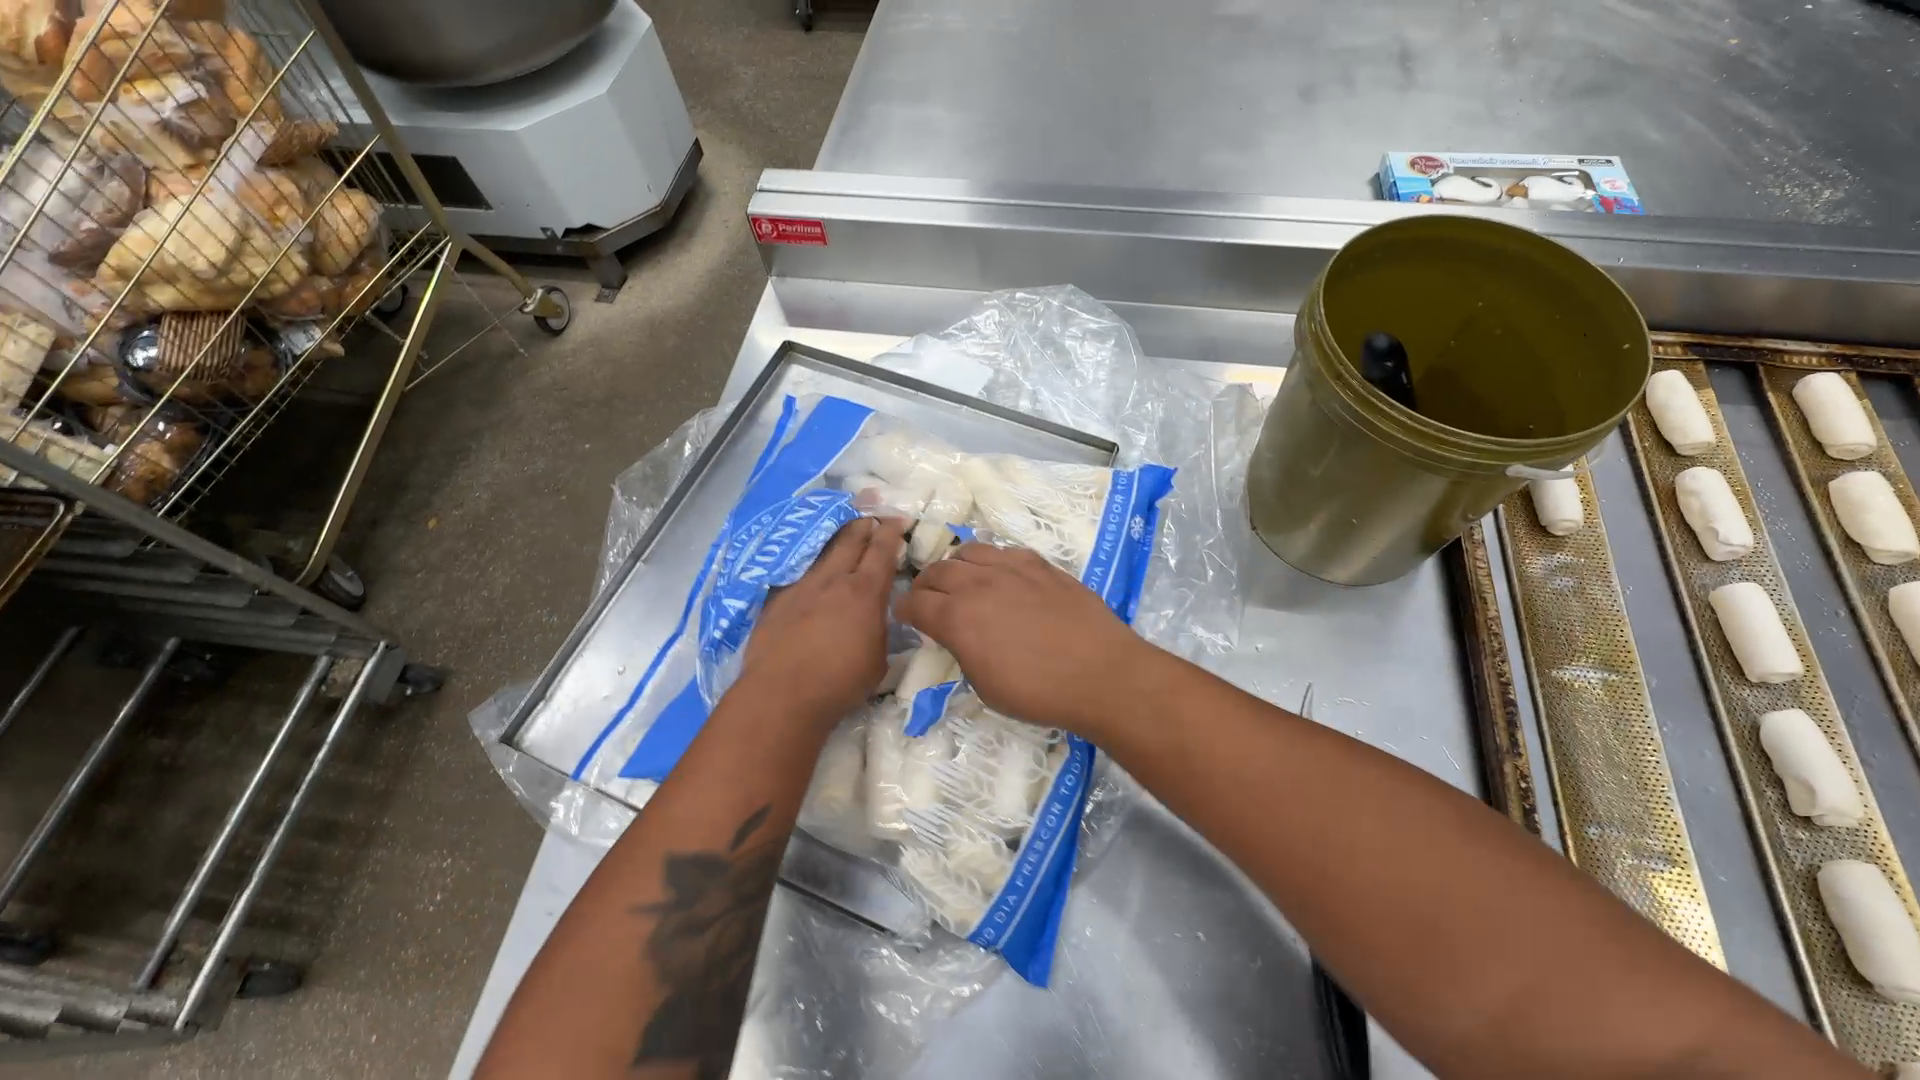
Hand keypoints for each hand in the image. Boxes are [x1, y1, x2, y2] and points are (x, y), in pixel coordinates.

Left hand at [739, 517, 905, 723]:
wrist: (782, 693)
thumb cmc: (839, 683)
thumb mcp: (878, 659)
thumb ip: (879, 630)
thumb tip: (876, 619)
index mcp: (864, 593)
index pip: (882, 551)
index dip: (891, 532)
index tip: (897, 519)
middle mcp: (832, 580)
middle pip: (850, 540)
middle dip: (864, 525)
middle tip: (871, 518)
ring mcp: (800, 586)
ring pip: (821, 552)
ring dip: (835, 540)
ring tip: (842, 534)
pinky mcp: (775, 599)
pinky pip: (797, 572)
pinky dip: (809, 565)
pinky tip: (809, 569)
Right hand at [897, 544, 1165, 734]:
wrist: (1101, 674)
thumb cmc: (1038, 693)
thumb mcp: (985, 685)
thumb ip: (963, 651)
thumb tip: (958, 636)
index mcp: (957, 617)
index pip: (915, 603)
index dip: (904, 609)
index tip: (904, 615)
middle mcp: (978, 584)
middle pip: (938, 571)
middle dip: (925, 585)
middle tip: (928, 599)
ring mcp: (1012, 569)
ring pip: (970, 552)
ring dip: (956, 566)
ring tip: (960, 580)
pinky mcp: (1042, 565)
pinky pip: (1005, 552)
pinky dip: (992, 561)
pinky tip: (999, 574)